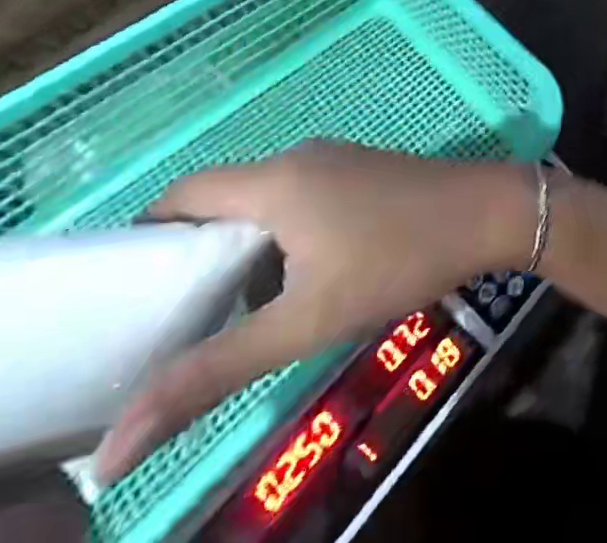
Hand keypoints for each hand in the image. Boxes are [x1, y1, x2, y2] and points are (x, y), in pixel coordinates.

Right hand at [94, 141, 533, 481]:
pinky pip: (306, 199)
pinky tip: (304, 279)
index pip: (180, 195)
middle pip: (222, 199)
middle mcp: (300, 158)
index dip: (146, 236)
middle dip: (196, 252)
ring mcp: (340, 160)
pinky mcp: (368, 172)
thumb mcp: (306, 322)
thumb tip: (114, 448)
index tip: (126, 291)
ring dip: (248, 247)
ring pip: (268, 202)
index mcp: (273, 181)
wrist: (493, 214)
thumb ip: (215, 372)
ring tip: (237, 308)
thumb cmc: (399, 260)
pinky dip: (288, 235)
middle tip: (177, 313)